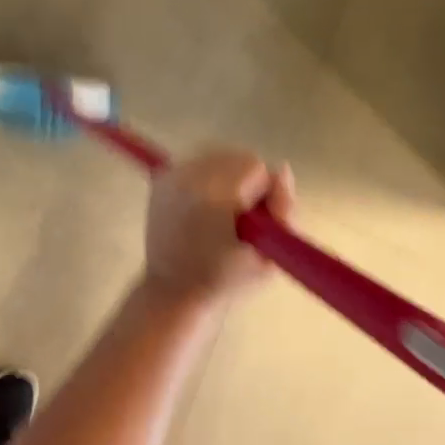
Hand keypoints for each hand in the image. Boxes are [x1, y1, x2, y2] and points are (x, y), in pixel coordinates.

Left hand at [143, 148, 295, 303]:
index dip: (266, 194)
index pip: (257, 167)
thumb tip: (283, 170)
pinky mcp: (161, 178)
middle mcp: (190, 177)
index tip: (260, 221)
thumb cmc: (224, 280)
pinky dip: (208, 175)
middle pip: (237, 156)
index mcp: (216, 195)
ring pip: (219, 155)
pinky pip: (197, 160)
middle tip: (241, 217)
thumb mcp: (268, 256)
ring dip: (228, 175)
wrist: (172, 290)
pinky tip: (205, 202)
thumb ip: (283, 210)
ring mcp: (172, 175)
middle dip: (248, 182)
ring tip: (223, 209)